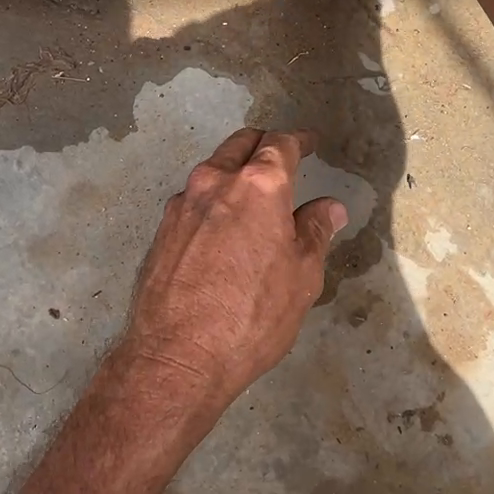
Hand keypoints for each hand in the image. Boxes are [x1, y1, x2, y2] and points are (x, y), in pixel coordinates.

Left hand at [120, 127, 348, 404]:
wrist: (178, 353)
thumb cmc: (253, 315)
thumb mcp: (301, 277)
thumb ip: (315, 232)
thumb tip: (329, 206)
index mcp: (258, 185)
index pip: (281, 144)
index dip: (300, 140)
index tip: (311, 142)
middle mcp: (216, 180)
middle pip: (241, 144)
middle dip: (263, 145)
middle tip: (282, 158)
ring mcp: (183, 200)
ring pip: (214, 169)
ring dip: (235, 172)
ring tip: (254, 197)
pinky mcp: (163, 225)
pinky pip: (195, 198)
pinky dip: (214, 200)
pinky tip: (223, 228)